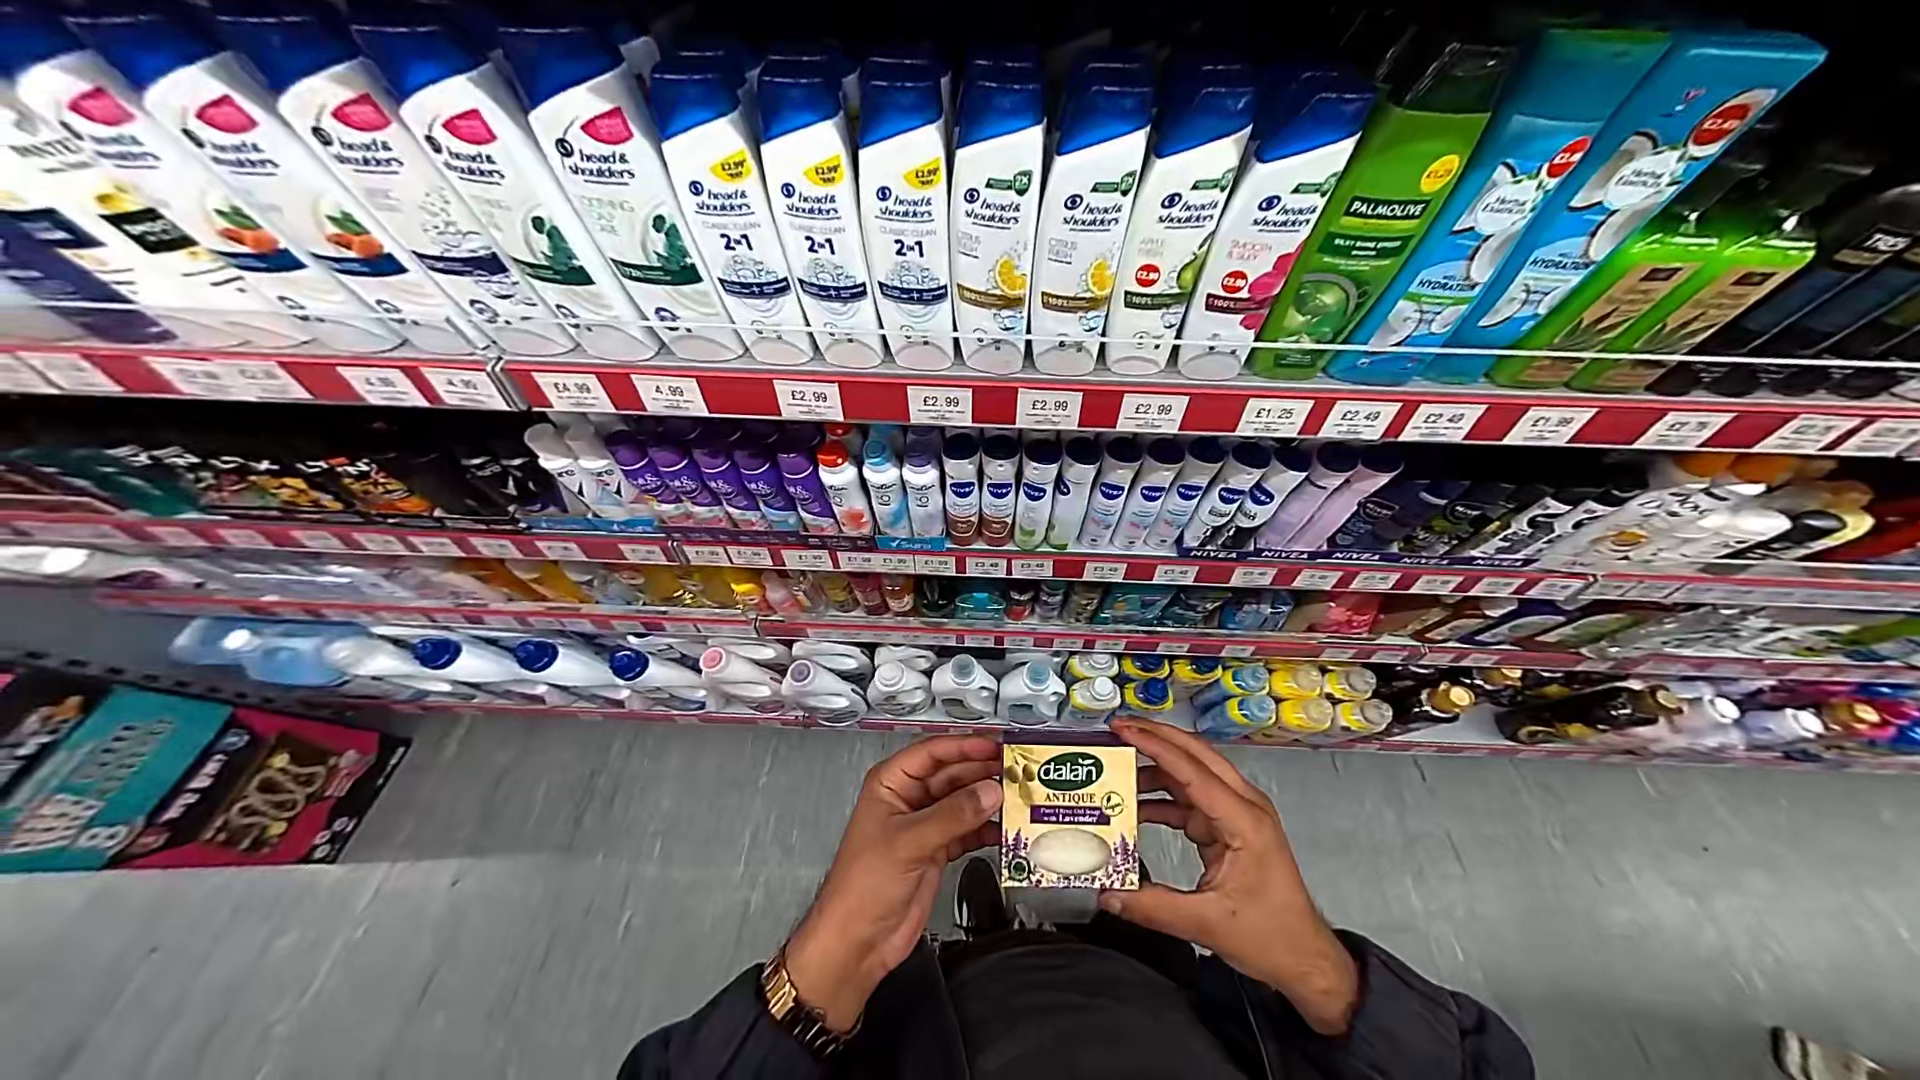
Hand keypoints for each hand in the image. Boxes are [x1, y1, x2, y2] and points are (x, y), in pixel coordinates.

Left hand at [784, 734, 1001, 1031]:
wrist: (858, 941)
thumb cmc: (862, 886)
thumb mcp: (908, 842)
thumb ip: (952, 815)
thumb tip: (988, 791)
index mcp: (891, 783)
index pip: (932, 752)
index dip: (964, 745)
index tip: (994, 745)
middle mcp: (909, 798)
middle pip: (952, 773)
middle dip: (982, 771)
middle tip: (1015, 770)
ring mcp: (924, 824)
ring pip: (963, 801)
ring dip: (988, 799)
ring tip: (1017, 797)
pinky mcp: (937, 849)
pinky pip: (968, 829)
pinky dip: (986, 829)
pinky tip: (1005, 829)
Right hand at [1099, 718, 1358, 1034]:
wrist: (1304, 958)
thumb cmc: (1274, 936)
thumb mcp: (1208, 924)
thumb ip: (1153, 907)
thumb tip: (1109, 894)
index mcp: (1245, 821)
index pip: (1193, 769)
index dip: (1155, 745)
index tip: (1125, 731)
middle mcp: (1244, 807)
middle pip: (1196, 754)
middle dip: (1156, 737)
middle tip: (1120, 729)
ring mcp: (1237, 814)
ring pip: (1191, 773)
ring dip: (1156, 766)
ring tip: (1120, 765)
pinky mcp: (1228, 826)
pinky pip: (1189, 799)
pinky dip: (1161, 798)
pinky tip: (1136, 807)